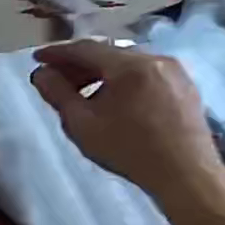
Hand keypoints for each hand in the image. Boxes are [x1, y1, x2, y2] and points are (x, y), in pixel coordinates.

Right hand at [29, 40, 224, 198]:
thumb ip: (57, 94)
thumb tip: (41, 73)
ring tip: (83, 93)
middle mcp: (154, 58)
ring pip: (128, 63)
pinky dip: (124, 81)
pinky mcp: (185, 86)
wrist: (187, 176)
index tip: (38, 58)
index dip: (58, 52)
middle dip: (79, 64)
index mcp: (129, 65)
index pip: (85, 48)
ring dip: (101, 73)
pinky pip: (146, 74)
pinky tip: (114, 102)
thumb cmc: (129, 151)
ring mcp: (174, 71)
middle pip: (108, 53)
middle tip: (57, 79)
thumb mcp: (82, 125)